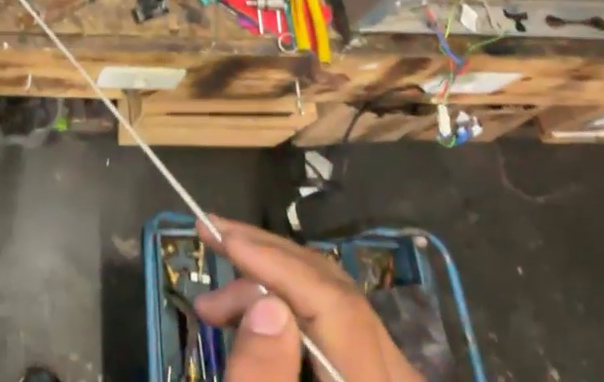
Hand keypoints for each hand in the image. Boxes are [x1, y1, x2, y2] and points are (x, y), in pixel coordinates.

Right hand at [195, 216, 420, 381]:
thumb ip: (264, 377)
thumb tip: (263, 301)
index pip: (333, 303)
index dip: (275, 263)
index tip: (218, 236)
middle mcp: (397, 375)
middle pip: (337, 293)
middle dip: (266, 260)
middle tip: (206, 238)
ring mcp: (391, 374)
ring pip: (334, 302)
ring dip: (270, 285)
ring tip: (212, 303)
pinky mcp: (375, 375)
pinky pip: (335, 324)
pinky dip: (288, 307)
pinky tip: (248, 314)